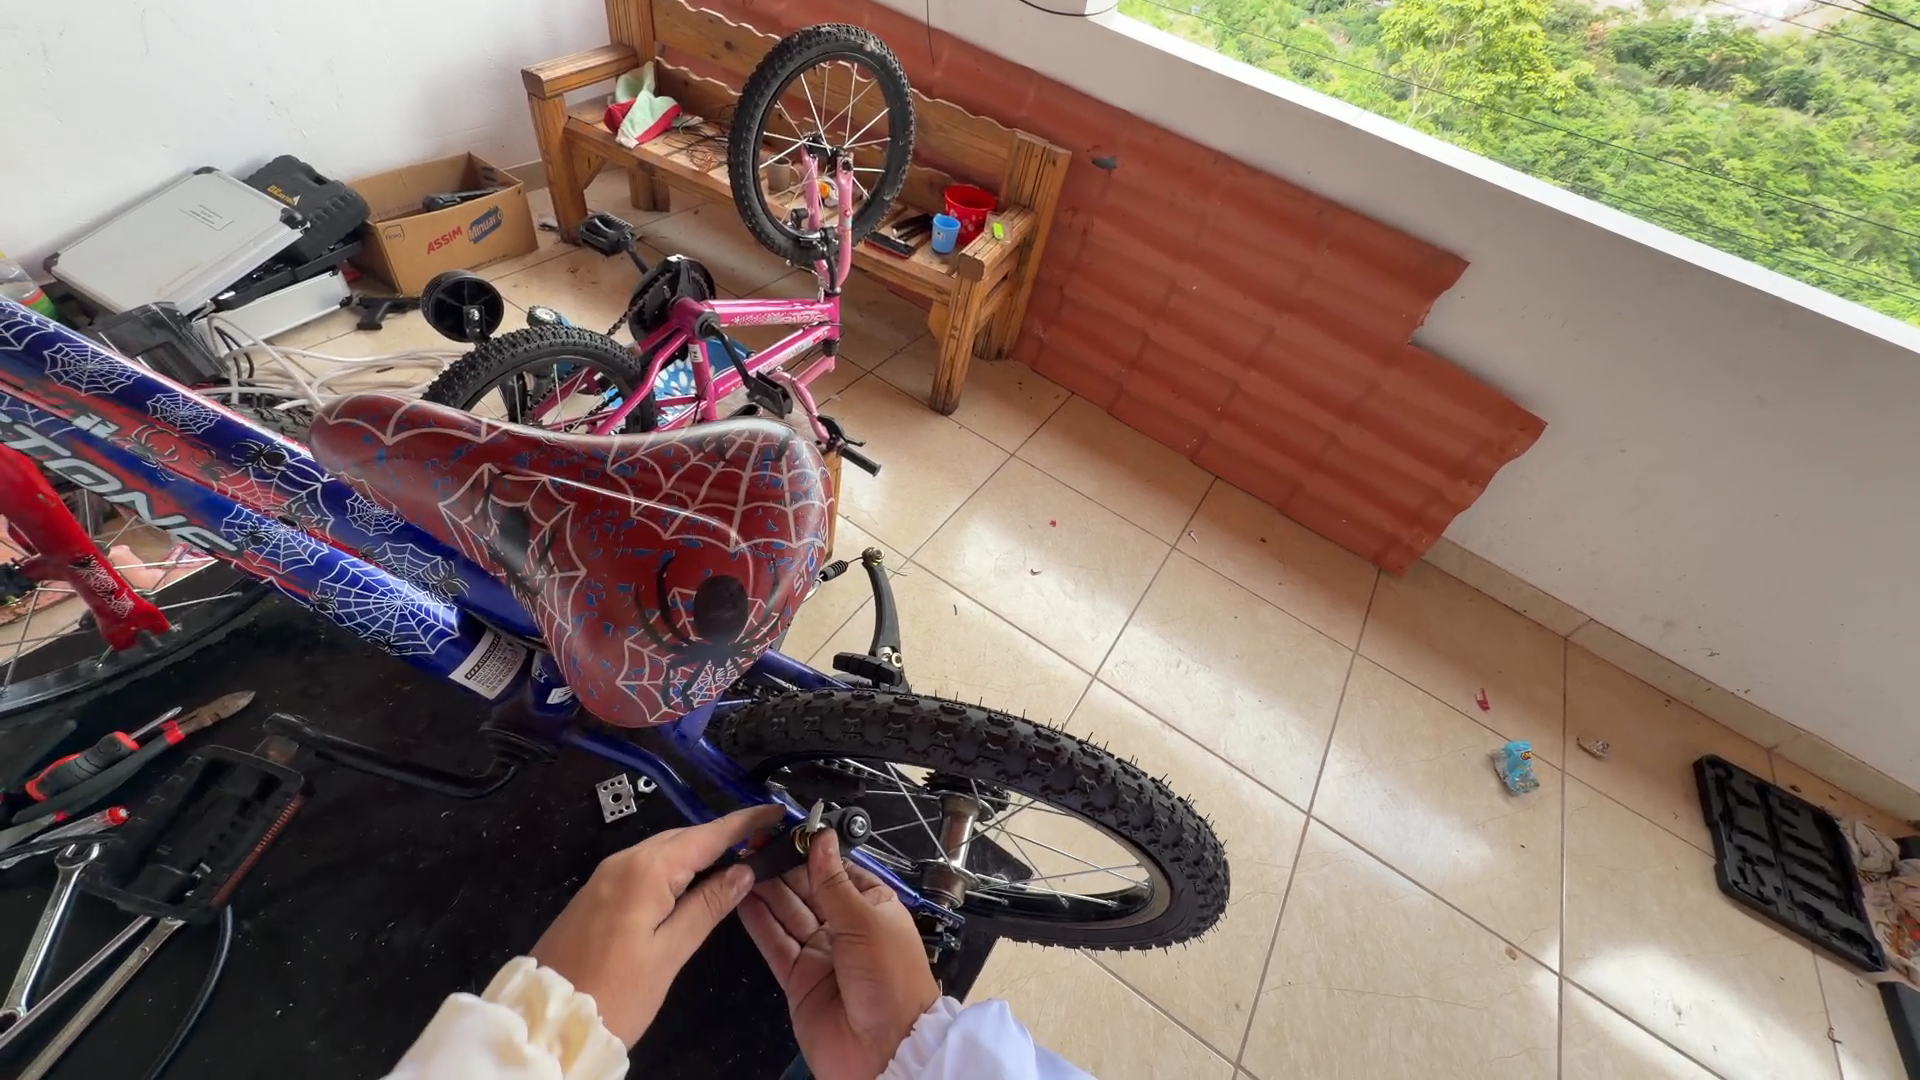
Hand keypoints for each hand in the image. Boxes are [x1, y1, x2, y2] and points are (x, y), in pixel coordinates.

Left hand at [531, 804, 784, 1044]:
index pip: (709, 835)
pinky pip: (646, 866)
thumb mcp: (669, 954)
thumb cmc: (614, 993)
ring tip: (736, 859)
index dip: (745, 822)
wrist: (539, 1027)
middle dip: (724, 835)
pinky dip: (676, 866)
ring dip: (700, 851)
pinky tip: (692, 881)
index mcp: (647, 869)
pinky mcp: (595, 894)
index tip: (777, 812)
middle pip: (686, 837)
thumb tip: (743, 870)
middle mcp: (625, 860)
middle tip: (762, 840)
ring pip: (665, 851)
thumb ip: (709, 905)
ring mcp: (606, 876)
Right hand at [739, 829, 941, 1079]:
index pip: (837, 869)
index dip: (812, 851)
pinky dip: (758, 921)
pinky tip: (741, 897)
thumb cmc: (888, 974)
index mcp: (872, 904)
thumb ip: (834, 881)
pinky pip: (776, 943)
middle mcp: (845, 924)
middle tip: (755, 842)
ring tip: (743, 861)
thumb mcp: (865, 920)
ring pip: (789, 913)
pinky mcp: (798, 978)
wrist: (886, 1051)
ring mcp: (820, 952)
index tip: (785, 830)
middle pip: (809, 889)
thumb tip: (821, 836)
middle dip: (785, 867)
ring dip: (767, 888)